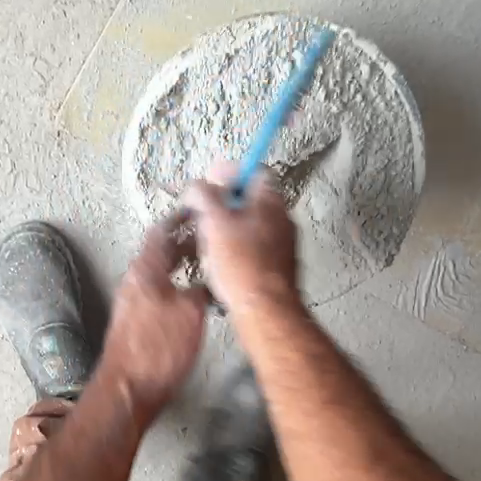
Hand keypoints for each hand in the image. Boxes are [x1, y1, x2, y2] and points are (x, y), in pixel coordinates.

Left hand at [101, 217, 208, 423]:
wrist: (129, 389)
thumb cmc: (159, 347)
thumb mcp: (190, 313)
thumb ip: (200, 290)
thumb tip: (207, 282)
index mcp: (145, 269)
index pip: (161, 231)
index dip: (180, 218)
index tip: (200, 209)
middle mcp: (136, 280)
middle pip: (161, 250)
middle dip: (185, 241)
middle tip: (212, 236)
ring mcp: (135, 301)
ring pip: (161, 271)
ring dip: (182, 264)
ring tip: (209, 263)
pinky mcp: (138, 321)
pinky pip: (160, 290)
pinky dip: (178, 284)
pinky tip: (196, 295)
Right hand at [182, 165, 299, 316]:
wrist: (265, 310)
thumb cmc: (240, 262)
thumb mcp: (213, 221)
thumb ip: (203, 194)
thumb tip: (197, 185)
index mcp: (270, 201)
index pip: (254, 170)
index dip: (229, 171)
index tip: (209, 181)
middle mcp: (282, 218)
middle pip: (249, 198)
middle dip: (222, 201)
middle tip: (201, 211)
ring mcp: (283, 243)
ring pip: (249, 223)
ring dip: (226, 225)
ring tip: (204, 238)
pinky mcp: (277, 266)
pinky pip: (252, 245)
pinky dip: (234, 245)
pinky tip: (218, 260)